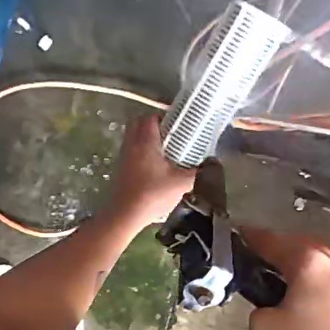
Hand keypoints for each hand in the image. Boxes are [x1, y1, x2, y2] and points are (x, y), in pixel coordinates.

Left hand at [102, 115, 194, 230]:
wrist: (125, 214)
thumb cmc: (153, 194)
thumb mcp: (181, 183)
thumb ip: (198, 173)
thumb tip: (210, 165)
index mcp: (146, 142)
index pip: (151, 117)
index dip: (163, 115)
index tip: (177, 122)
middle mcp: (131, 145)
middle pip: (137, 123)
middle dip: (152, 123)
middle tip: (169, 132)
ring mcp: (123, 157)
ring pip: (132, 137)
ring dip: (144, 137)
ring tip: (163, 148)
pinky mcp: (120, 169)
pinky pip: (130, 151)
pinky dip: (139, 150)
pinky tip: (152, 164)